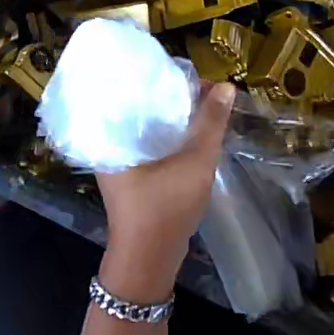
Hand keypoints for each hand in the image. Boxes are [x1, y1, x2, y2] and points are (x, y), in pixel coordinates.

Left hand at [94, 81, 234, 300]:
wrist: (150, 257)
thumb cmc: (165, 205)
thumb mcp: (195, 160)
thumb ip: (210, 123)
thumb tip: (225, 86)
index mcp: (111, 132)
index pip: (131, 90)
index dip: (163, 79)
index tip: (194, 77)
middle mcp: (108, 142)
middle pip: (142, 108)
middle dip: (173, 98)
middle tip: (204, 91)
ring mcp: (118, 161)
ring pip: (148, 128)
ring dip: (173, 119)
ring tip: (202, 107)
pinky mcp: (130, 175)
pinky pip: (149, 144)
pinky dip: (169, 137)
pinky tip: (190, 133)